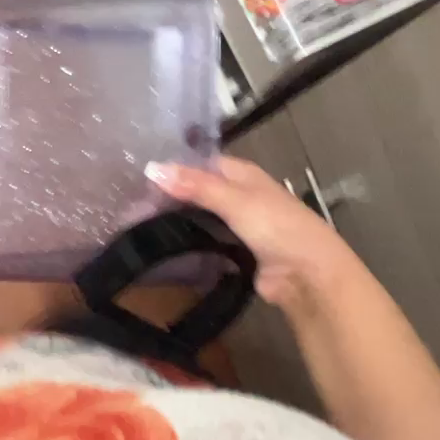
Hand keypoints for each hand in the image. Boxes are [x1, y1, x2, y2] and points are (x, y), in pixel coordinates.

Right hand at [146, 156, 358, 310]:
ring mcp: (238, 227)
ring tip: (139, 229)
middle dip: (170, 199)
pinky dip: (188, 246)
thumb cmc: (276, 227)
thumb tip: (150, 168)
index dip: (173, 171)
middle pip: (198, 193)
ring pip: (200, 219)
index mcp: (243, 175)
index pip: (200, 165)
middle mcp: (240, 197)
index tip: (139, 183)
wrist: (307, 274)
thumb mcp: (234, 200)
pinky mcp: (235, 254)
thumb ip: (194, 186)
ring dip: (177, 223)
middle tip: (132, 210)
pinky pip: (206, 245)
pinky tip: (164, 250)